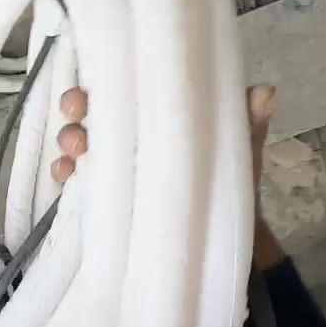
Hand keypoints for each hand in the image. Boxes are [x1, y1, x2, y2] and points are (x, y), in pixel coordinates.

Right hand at [50, 83, 286, 269]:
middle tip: (80, 125)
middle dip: (75, 110)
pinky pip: (71, 175)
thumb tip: (263, 92)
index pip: (125, 89)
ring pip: (76, 140)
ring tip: (75, 155)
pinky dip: (62, 171)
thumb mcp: (239, 157)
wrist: (217, 242)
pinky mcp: (98, 190)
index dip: (104, 84)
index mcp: (158, 116)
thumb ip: (244, 128)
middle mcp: (129, 133)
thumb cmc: (226, 188)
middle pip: (91, 110)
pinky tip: (65, 176)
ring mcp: (110, 162)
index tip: (93, 93)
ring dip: (68, 140)